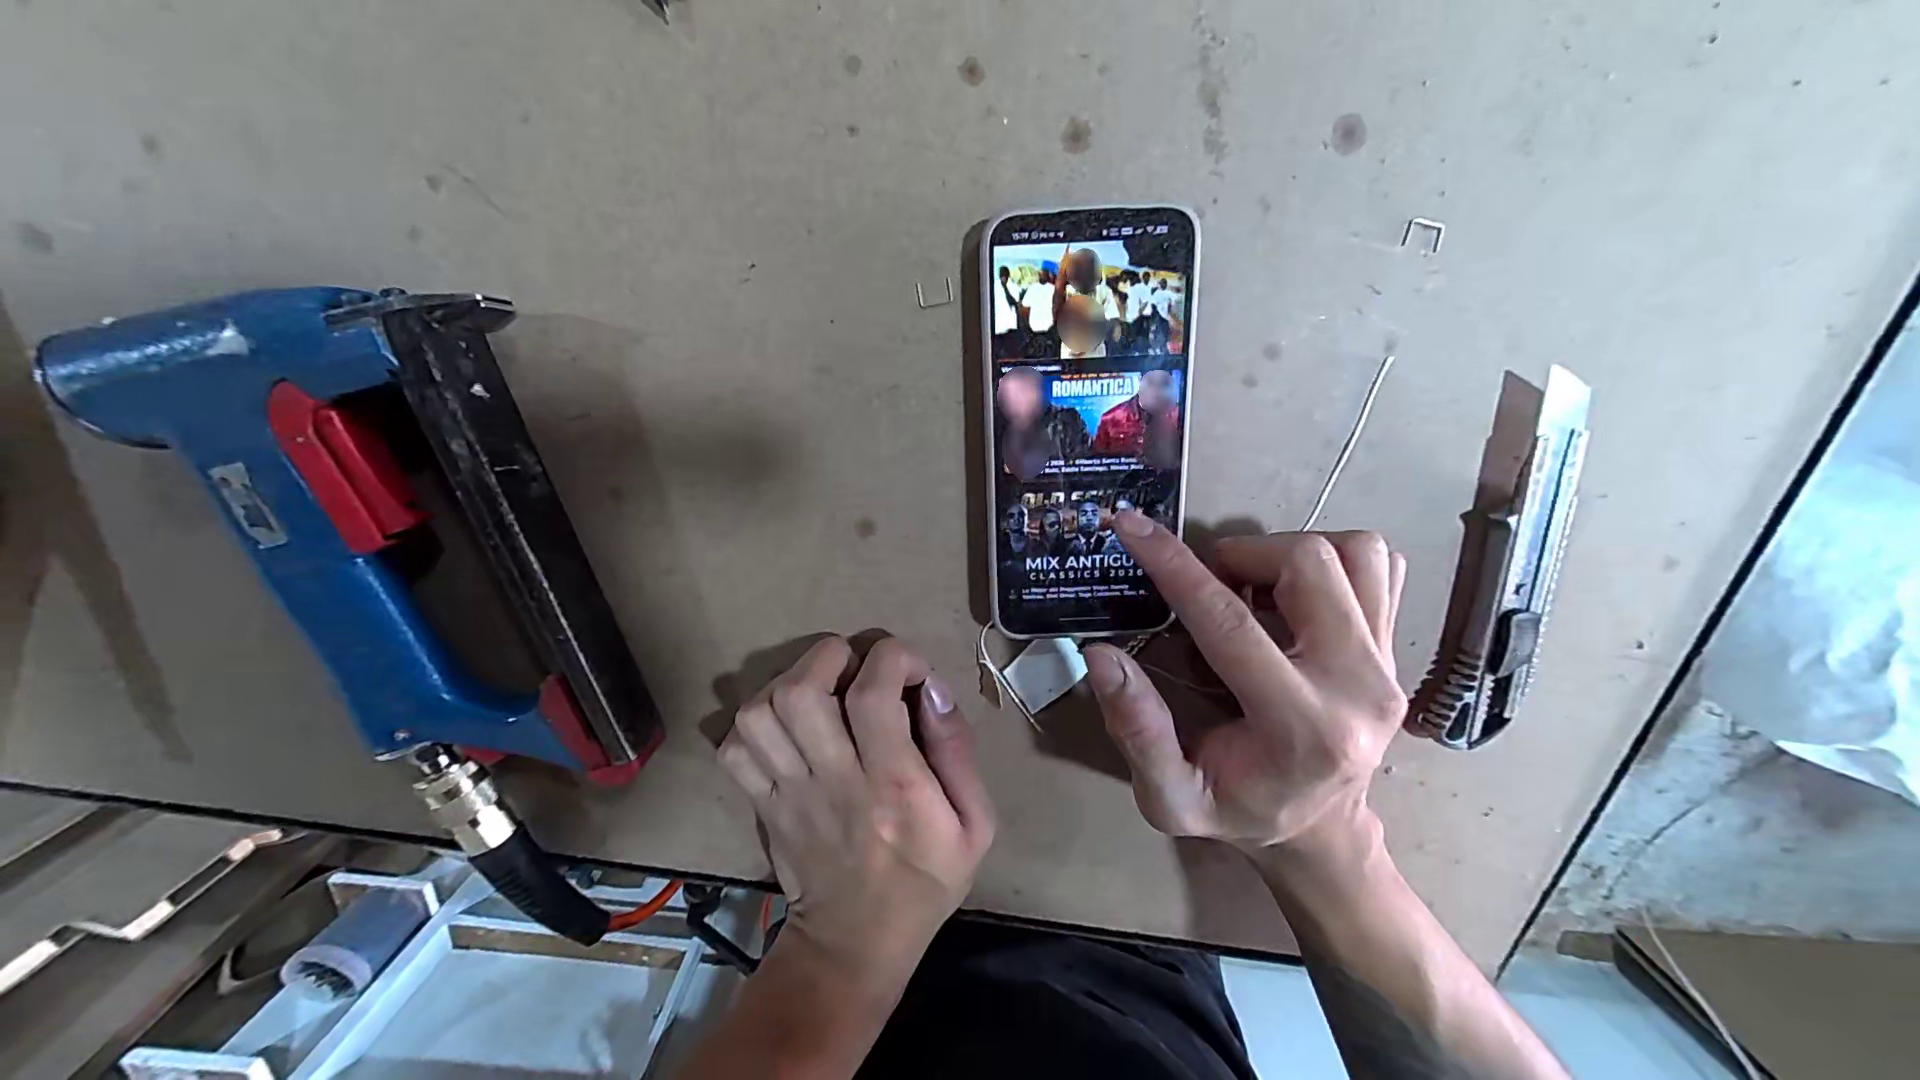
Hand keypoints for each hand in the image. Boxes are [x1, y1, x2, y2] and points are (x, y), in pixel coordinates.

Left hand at [717, 636, 994, 985]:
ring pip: (759, 714)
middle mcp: (833, 780)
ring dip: (788, 682)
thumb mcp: (975, 824)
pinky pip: (734, 748)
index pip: (873, 695)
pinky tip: (788, 726)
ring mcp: (788, 793)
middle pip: (801, 692)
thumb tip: (932, 687)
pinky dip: (754, 722)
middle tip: (854, 667)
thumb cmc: (925, 880)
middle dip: (829, 657)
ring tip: (820, 690)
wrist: (857, 944)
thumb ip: (958, 750)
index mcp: (892, 785)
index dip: (892, 658)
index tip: (909, 667)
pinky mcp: (762, 804)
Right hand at [1084, 513, 1406, 862]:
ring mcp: (1390, 663)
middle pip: (1307, 565)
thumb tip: (1102, 655)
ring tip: (1250, 586)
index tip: (1132, 527)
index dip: (1173, 566)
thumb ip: (1135, 729)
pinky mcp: (1399, 647)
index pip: (1229, 622)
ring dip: (1285, 552)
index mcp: (1299, 726)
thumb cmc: (1240, 811)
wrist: (1321, 829)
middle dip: (1240, 555)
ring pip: (1351, 552)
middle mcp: (1359, 685)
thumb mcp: (1170, 797)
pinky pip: (1376, 565)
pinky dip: (1328, 560)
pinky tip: (1291, 593)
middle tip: (1207, 581)